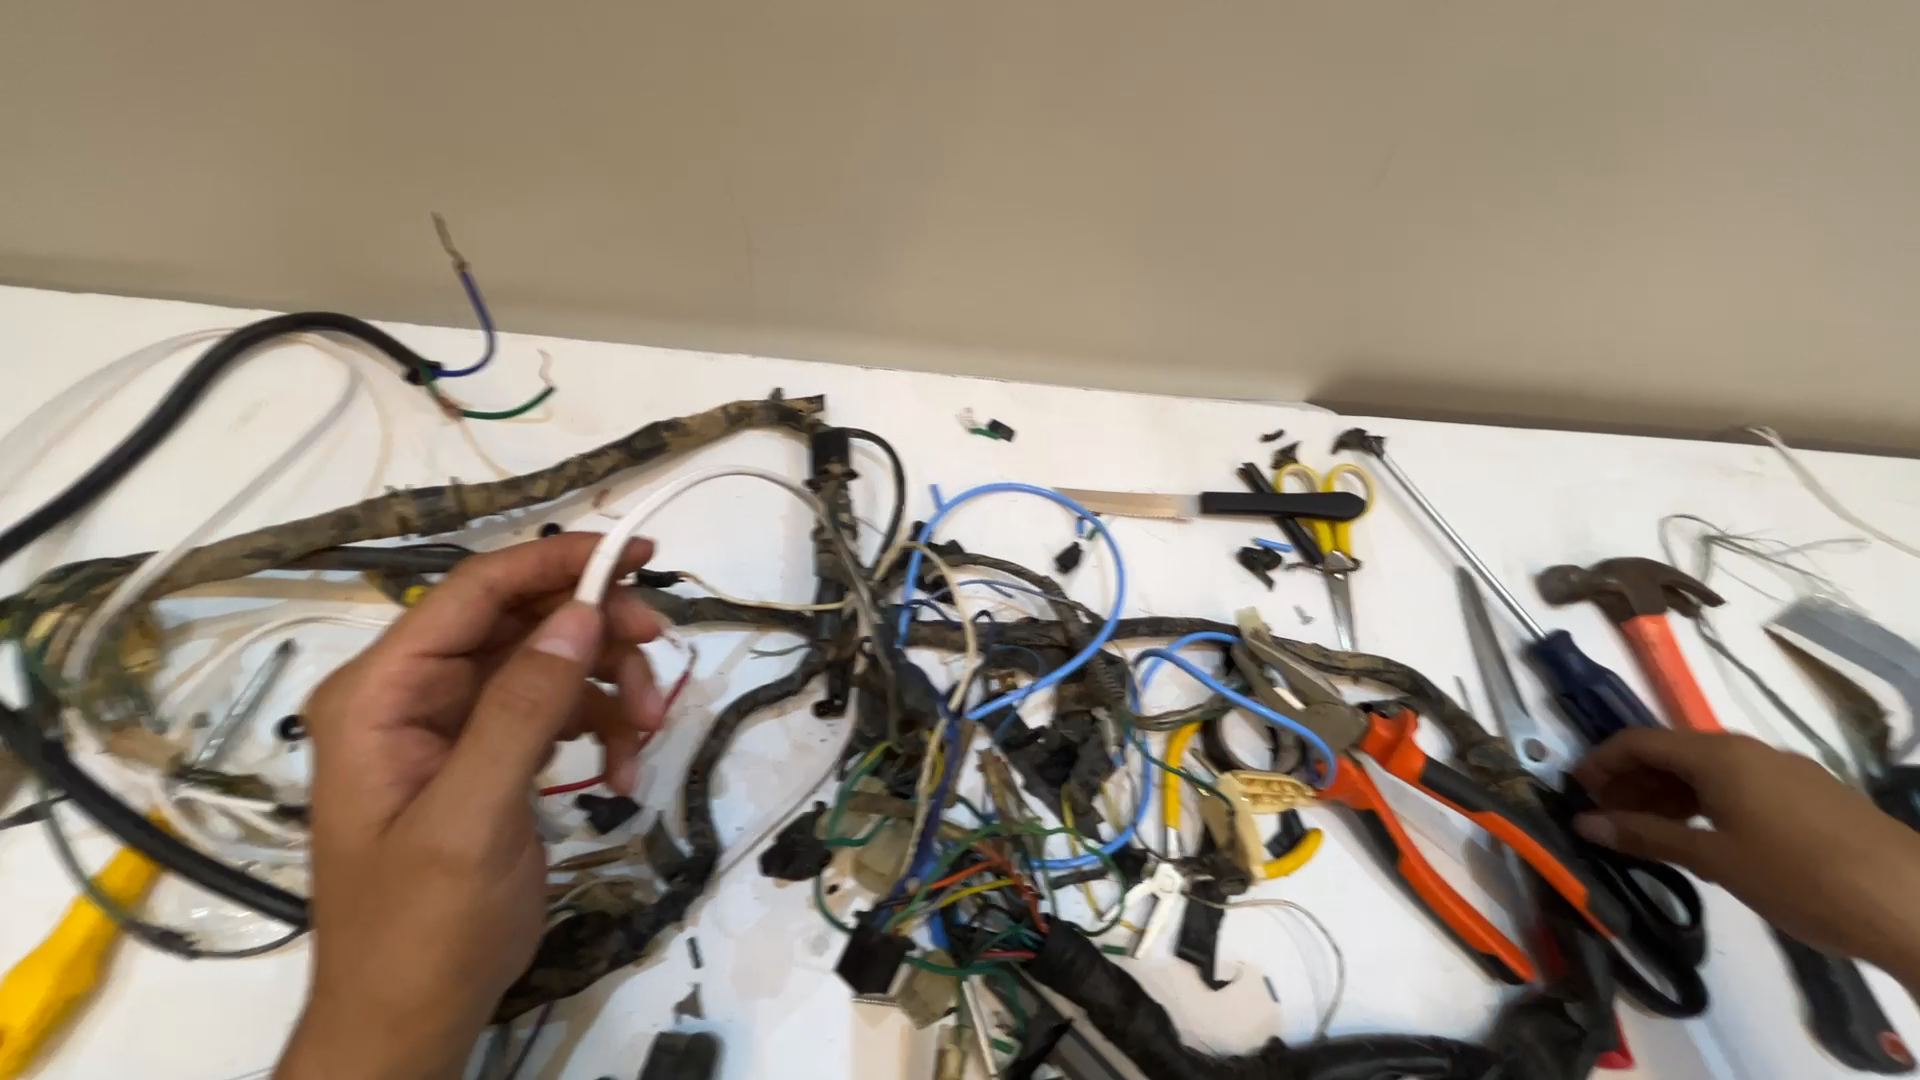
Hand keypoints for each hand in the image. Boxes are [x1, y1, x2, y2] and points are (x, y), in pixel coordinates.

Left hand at [275, 534, 667, 1079]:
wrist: (417, 1012)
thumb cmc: (425, 923)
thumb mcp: (472, 816)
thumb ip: (521, 710)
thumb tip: (580, 616)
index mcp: (385, 692)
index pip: (476, 592)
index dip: (558, 561)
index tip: (639, 555)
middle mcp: (420, 691)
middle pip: (527, 620)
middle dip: (599, 633)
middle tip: (660, 645)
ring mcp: (461, 720)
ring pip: (557, 660)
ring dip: (612, 687)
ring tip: (646, 732)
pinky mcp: (498, 748)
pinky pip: (565, 709)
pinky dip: (606, 729)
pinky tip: (626, 771)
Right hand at [1573, 728, 1919, 982]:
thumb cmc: (1804, 877)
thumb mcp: (1714, 859)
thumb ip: (1644, 836)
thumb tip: (1583, 824)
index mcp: (1719, 754)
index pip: (1636, 741)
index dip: (1599, 763)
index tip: (1576, 793)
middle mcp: (1749, 751)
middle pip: (1670, 753)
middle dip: (1631, 782)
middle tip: (1609, 820)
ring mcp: (1789, 773)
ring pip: (1706, 771)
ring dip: (1667, 795)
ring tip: (1650, 834)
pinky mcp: (1816, 799)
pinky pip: (1740, 787)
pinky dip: (1706, 804)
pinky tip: (1706, 840)